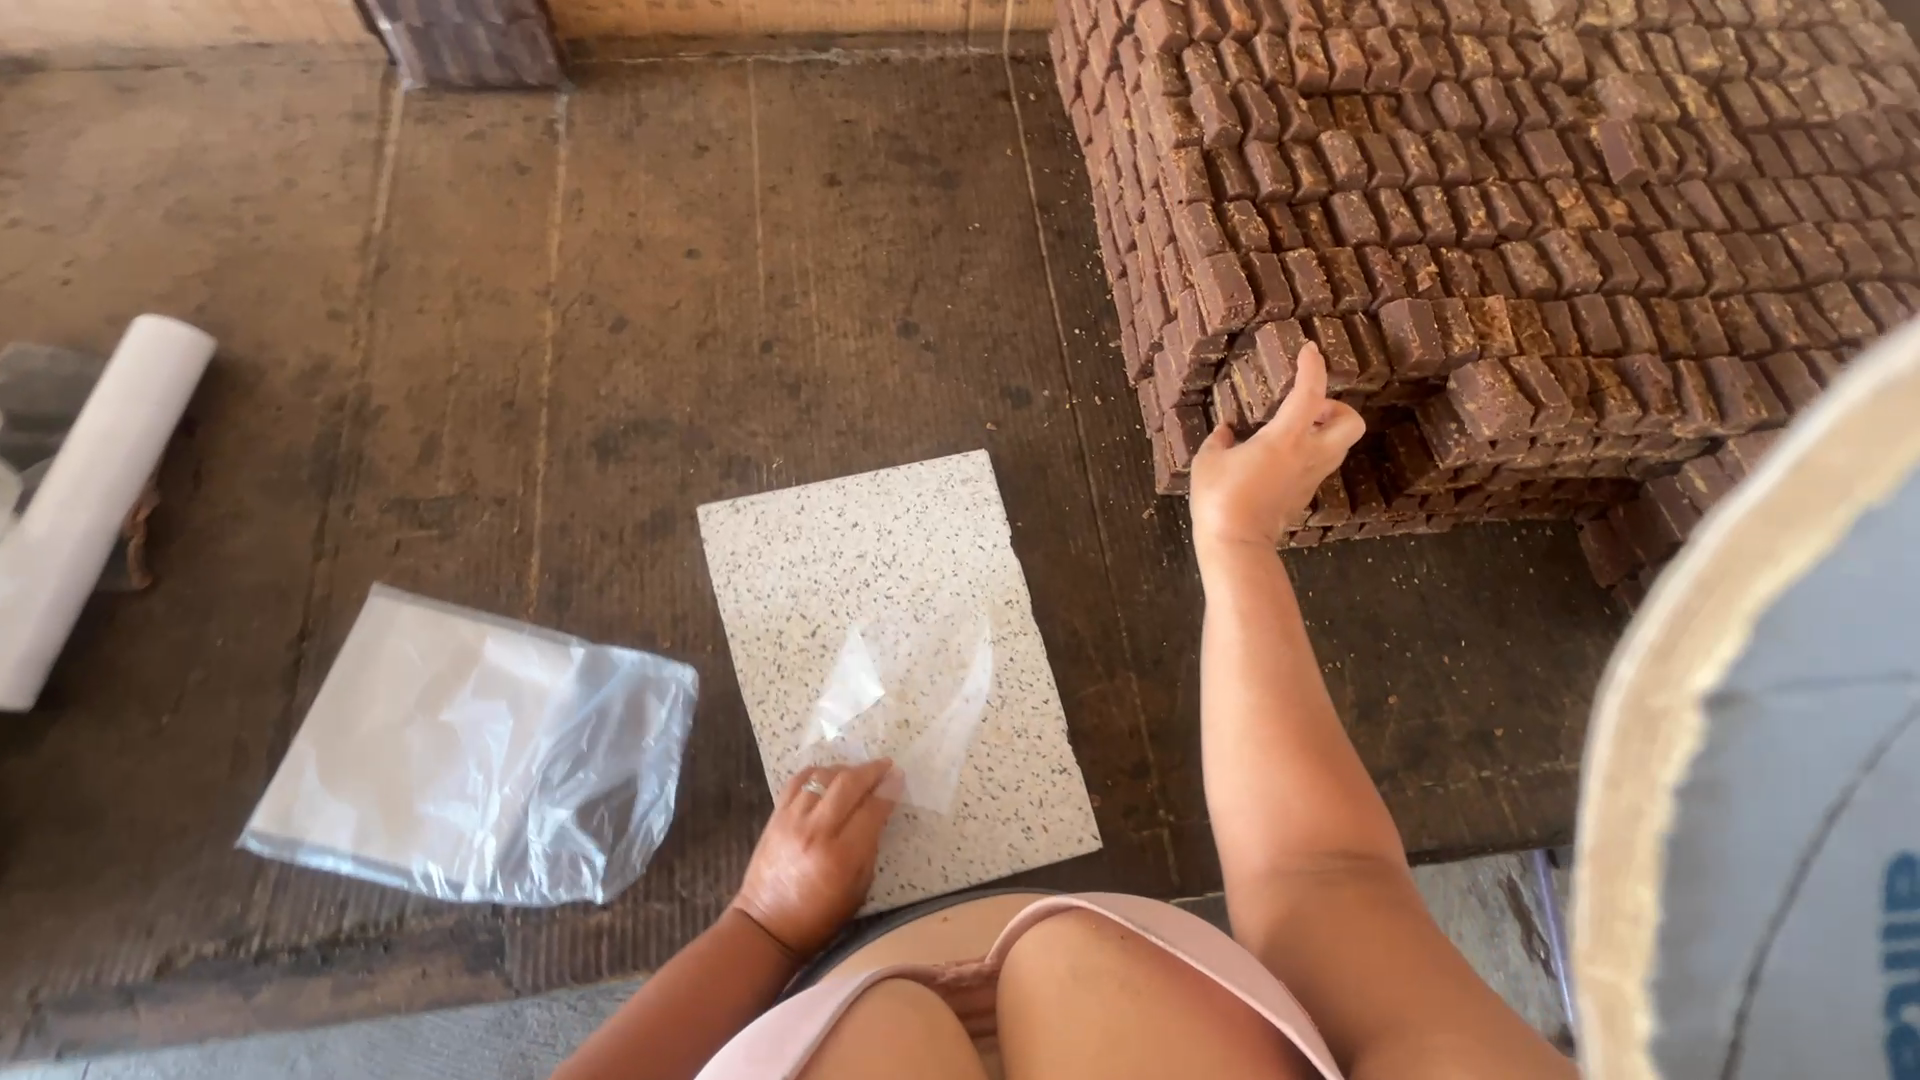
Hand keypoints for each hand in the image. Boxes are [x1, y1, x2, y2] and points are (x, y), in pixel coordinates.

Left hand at [732, 760, 902, 958]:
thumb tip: (880, 812)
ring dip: (845, 769)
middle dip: (872, 771)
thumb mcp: (858, 890)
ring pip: (823, 776)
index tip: (899, 780)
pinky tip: (827, 777)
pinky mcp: (775, 816)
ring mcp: (793, 820)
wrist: (766, 926)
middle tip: (886, 766)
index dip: (889, 791)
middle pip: (849, 784)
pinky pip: (797, 781)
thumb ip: (870, 847)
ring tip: (857, 773)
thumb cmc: (819, 917)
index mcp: (842, 855)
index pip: (872, 809)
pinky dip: (816, 773)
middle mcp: (817, 831)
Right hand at [1189, 340, 1364, 558]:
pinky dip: (1308, 454)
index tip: (1309, 350)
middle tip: (1308, 411)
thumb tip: (1226, 431)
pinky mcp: (1304, 495)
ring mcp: (1310, 477)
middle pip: (1351, 422)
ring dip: (1324, 432)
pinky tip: (1278, 459)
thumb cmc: (1219, 497)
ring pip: (1339, 445)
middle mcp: (1308, 455)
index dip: (1312, 367)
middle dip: (1336, 409)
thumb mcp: (1208, 461)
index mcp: (1285, 438)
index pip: (1310, 393)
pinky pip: (1319, 465)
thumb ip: (1219, 440)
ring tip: (1293, 432)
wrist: (1236, 543)